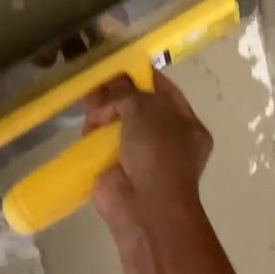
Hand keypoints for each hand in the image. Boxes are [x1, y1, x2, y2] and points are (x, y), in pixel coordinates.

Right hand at [84, 69, 212, 226]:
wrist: (145, 206)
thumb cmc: (157, 151)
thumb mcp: (147, 108)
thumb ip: (128, 91)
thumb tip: (113, 83)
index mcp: (187, 124)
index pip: (165, 91)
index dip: (142, 77)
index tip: (120, 67)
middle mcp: (168, 139)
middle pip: (139, 107)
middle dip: (117, 95)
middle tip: (98, 86)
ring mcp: (143, 157)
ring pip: (119, 124)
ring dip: (104, 113)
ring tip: (90, 106)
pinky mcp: (118, 170)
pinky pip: (104, 144)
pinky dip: (94, 135)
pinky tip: (86, 127)